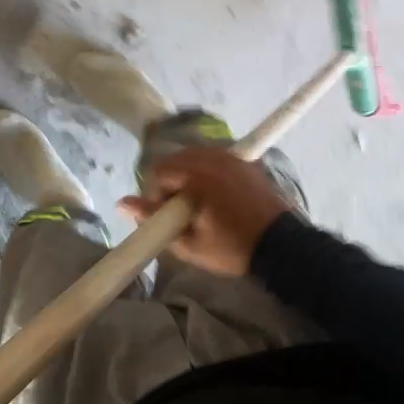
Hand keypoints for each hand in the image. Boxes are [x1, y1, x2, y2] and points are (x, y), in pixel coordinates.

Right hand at [117, 146, 293, 276]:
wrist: (282, 247)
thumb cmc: (232, 248)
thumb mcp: (188, 243)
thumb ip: (153, 220)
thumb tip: (121, 203)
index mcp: (197, 177)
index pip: (159, 172)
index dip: (157, 195)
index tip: (169, 216)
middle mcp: (213, 160)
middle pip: (175, 159)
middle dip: (171, 182)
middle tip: (181, 210)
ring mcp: (231, 158)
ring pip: (194, 155)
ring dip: (188, 174)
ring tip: (198, 201)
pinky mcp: (245, 162)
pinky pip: (215, 156)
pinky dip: (207, 169)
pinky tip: (216, 192)